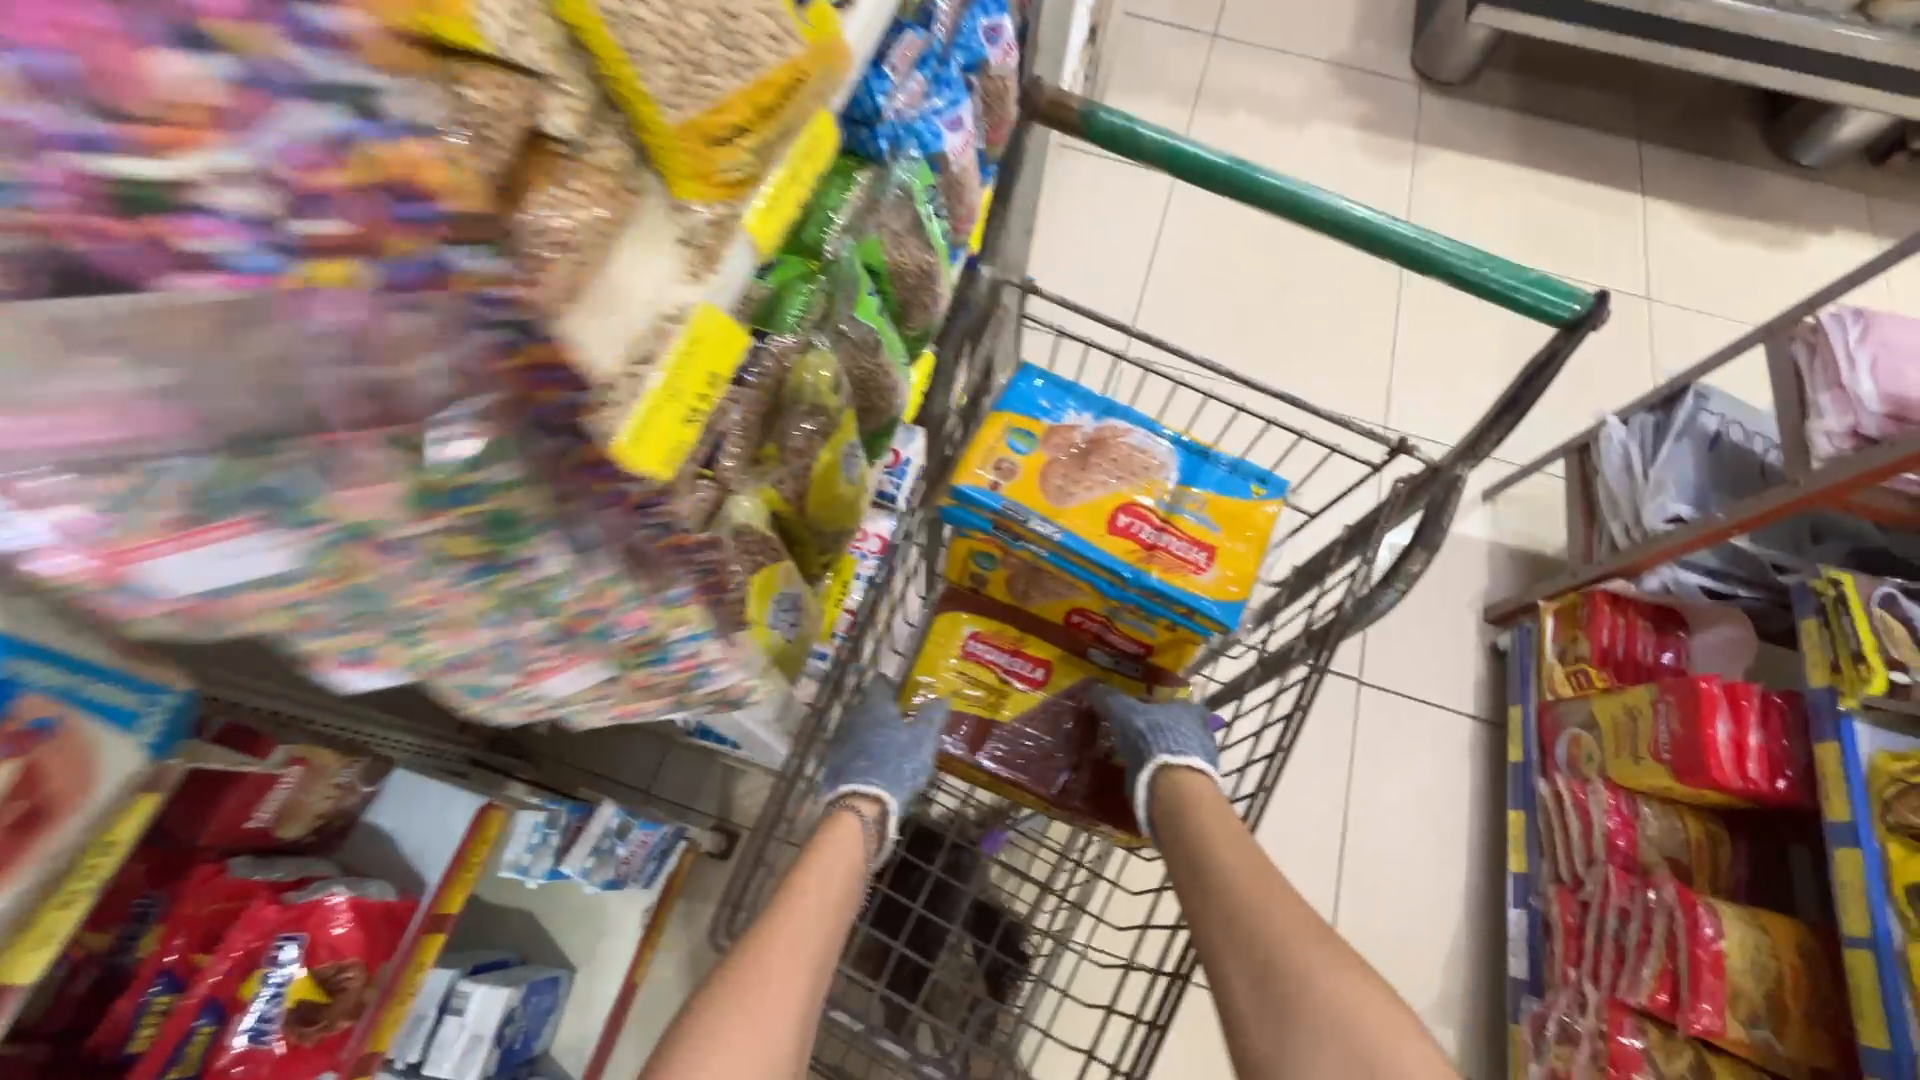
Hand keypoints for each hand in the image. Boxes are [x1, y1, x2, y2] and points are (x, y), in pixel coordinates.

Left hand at [819, 678, 948, 865]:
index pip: (879, 686)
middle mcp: (855, 718)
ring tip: (884, 741)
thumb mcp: (923, 739)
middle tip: (893, 716)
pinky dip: (860, 753)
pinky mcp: (834, 764)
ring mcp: (841, 741)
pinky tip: (870, 764)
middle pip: (866, 707)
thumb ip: (932, 717)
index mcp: (877, 707)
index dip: (887, 685)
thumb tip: (942, 698)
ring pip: (857, 729)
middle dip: (878, 710)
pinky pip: (850, 751)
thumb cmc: (899, 763)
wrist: (863, 802)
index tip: (894, 688)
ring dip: (868, 732)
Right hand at [1086, 684, 1220, 843]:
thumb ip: (1108, 698)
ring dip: (1158, 753)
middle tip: (1130, 737)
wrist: (1173, 784)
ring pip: (1175, 750)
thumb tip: (1091, 686)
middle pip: (1172, 726)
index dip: (1145, 706)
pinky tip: (1145, 778)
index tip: (1128, 714)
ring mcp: (1202, 758)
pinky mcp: (1197, 783)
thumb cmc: (1150, 737)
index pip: (1164, 701)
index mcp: (1187, 708)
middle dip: (1152, 730)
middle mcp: (1200, 729)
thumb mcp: (1122, 712)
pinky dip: (1161, 773)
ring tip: (1134, 760)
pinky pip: (1175, 773)